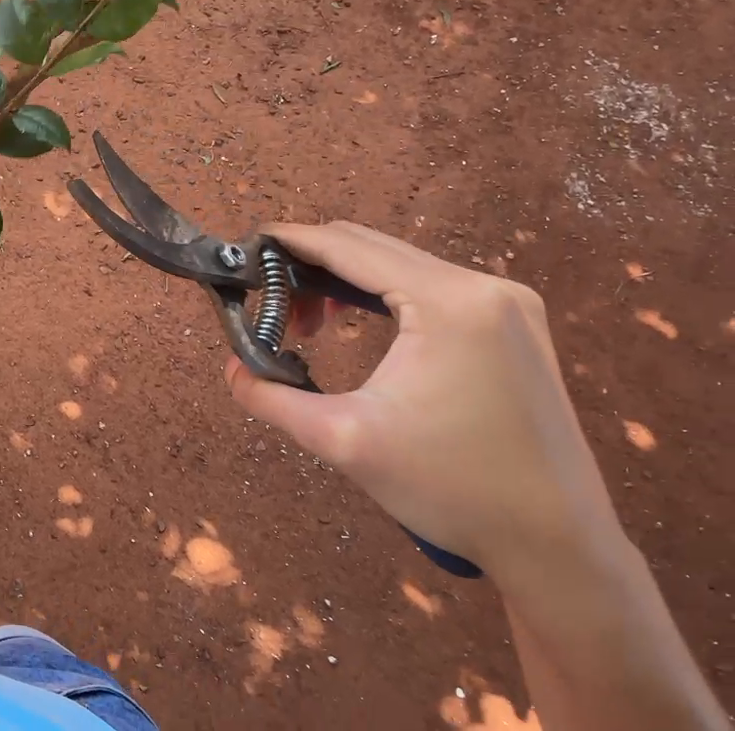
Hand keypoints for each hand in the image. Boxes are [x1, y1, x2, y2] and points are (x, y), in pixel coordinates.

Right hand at [224, 222, 621, 581]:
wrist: (556, 545)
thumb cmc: (448, 487)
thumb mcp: (338, 439)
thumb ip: (268, 395)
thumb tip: (231, 366)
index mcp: (449, 303)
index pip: (346, 246)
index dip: (285, 242)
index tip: (238, 251)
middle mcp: (486, 287)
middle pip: (371, 246)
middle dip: (307, 266)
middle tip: (264, 304)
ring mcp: (508, 303)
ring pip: (396, 263)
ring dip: (340, 281)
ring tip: (303, 326)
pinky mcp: (514, 323)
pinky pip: (425, 284)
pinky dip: (376, 294)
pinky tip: (350, 326)